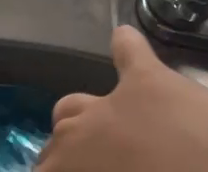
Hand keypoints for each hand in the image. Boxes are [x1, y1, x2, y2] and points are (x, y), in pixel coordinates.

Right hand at [39, 27, 207, 171]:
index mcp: (79, 164)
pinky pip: (126, 48)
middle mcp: (84, 129)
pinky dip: (122, 50)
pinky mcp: (151, 76)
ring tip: (94, 145)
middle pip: (56, 145)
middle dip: (61, 164)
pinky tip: (120, 50)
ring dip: (76, 127)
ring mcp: (115, 99)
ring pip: (72, 107)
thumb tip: (107, 171)